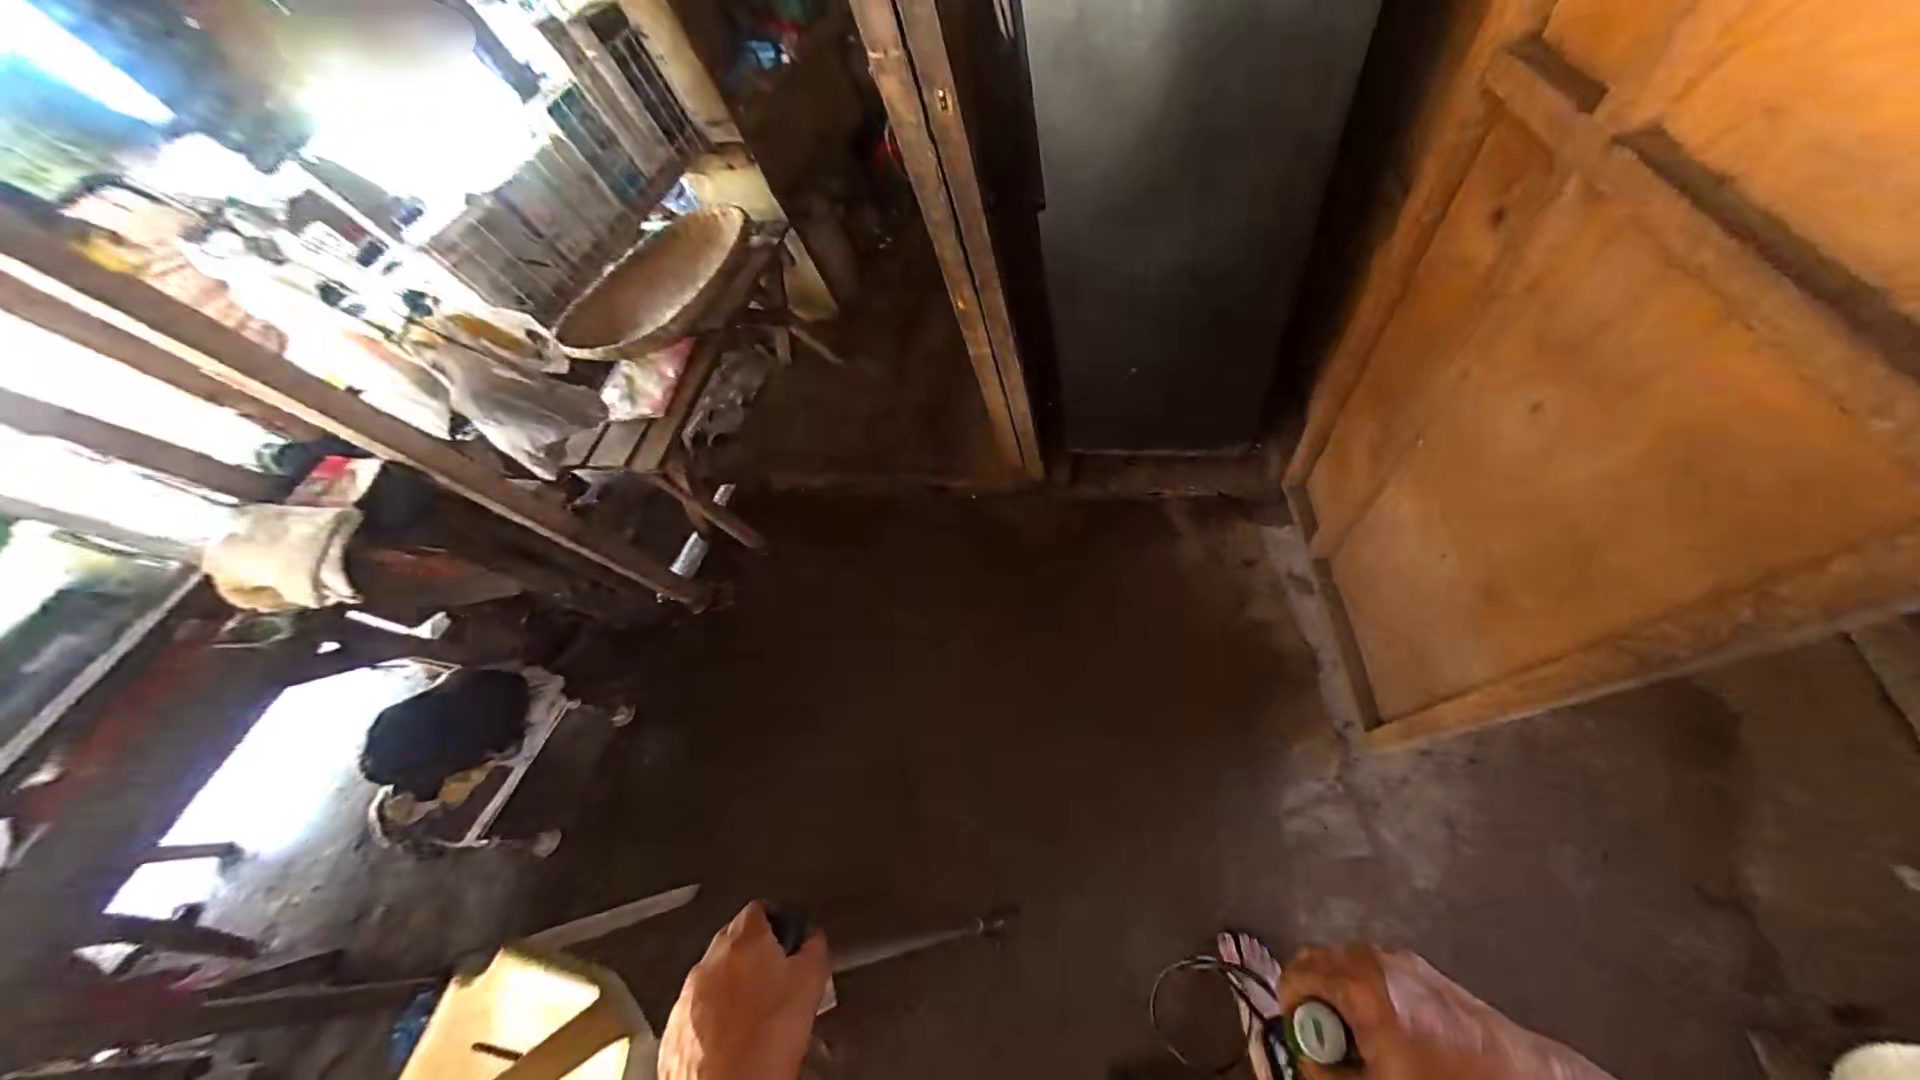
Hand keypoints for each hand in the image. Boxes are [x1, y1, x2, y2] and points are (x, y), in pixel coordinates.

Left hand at [660, 901, 829, 1079]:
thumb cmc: (772, 1034)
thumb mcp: (811, 982)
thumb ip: (814, 948)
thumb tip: (812, 938)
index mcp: (744, 939)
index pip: (758, 909)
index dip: (775, 920)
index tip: (787, 936)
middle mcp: (710, 959)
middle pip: (732, 939)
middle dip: (752, 951)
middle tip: (774, 975)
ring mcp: (686, 996)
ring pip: (712, 975)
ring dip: (730, 983)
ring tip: (752, 1011)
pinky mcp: (672, 1031)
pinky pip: (695, 1010)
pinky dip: (711, 1016)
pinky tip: (729, 1037)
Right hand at [1279, 945, 1615, 1079]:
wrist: (1522, 1079)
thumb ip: (1326, 1071)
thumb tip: (1307, 1058)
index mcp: (1358, 987)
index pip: (1295, 976)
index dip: (1289, 1007)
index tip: (1301, 1036)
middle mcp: (1371, 960)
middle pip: (1312, 960)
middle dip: (1309, 996)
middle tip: (1325, 1037)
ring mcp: (1395, 958)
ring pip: (1339, 961)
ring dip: (1334, 990)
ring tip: (1358, 1036)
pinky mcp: (1416, 965)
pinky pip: (1368, 967)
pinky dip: (1361, 988)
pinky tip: (1386, 1028)